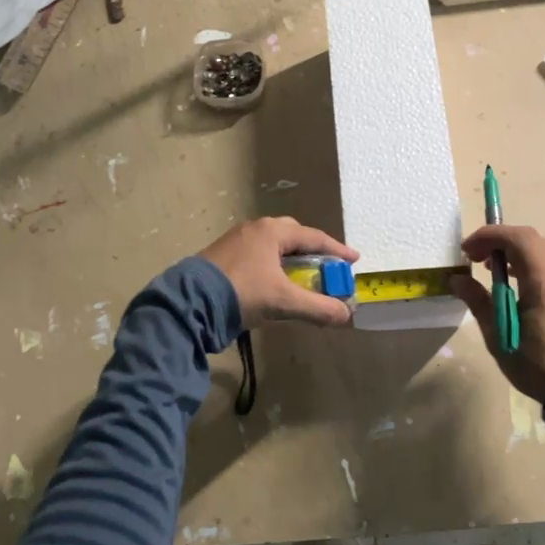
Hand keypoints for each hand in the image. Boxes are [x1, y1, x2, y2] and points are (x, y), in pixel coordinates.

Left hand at [201, 217, 359, 328]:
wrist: (191, 303)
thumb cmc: (243, 293)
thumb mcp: (284, 302)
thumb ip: (318, 308)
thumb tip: (345, 315)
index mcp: (271, 232)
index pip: (313, 237)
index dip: (336, 250)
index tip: (353, 260)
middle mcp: (254, 229)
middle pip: (292, 235)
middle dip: (312, 250)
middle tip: (327, 266)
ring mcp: (235, 241)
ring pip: (272, 245)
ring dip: (290, 259)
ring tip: (302, 276)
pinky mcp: (221, 256)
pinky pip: (257, 255)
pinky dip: (272, 265)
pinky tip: (274, 282)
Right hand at [449, 225, 544, 401]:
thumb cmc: (535, 363)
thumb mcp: (498, 335)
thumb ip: (478, 301)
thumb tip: (457, 279)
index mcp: (542, 282)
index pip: (518, 238)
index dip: (489, 236)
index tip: (466, 251)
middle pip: (531, 238)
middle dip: (499, 239)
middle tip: (475, 256)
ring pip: (541, 250)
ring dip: (512, 249)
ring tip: (489, 268)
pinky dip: (525, 261)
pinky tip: (510, 282)